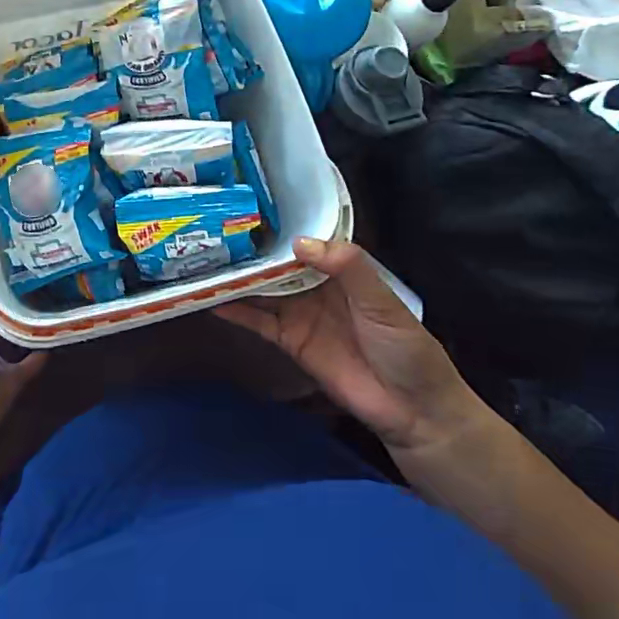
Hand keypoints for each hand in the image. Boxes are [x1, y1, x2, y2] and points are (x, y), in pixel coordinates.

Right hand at [215, 238, 484, 452]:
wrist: (412, 410)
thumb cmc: (405, 346)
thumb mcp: (381, 301)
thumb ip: (347, 268)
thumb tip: (298, 243)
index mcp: (340, 269)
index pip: (306, 241)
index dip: (281, 226)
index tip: (249, 209)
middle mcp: (314, 286)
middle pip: (277, 263)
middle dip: (251, 250)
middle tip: (214, 230)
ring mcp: (300, 313)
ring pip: (263, 289)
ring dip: (238, 278)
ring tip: (205, 260)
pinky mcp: (290, 341)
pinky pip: (259, 322)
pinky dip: (237, 311)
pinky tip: (212, 300)